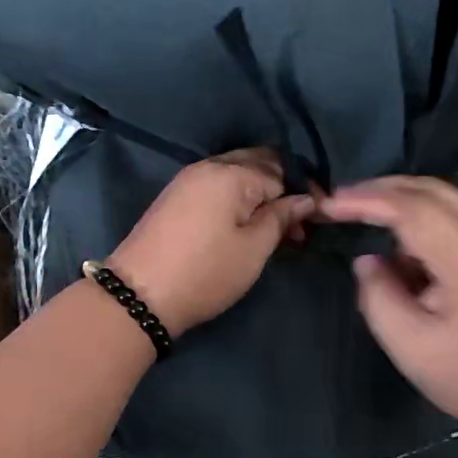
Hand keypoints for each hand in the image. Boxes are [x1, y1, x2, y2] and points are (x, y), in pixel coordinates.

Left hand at [106, 148, 315, 333]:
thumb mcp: (254, 249)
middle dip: (283, 187)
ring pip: (237, 173)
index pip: (282, 172)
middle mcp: (210, 166)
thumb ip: (282, 218)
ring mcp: (189, 179)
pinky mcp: (177, 196)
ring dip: (260, 193)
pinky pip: (218, 185)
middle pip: (258, 163)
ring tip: (275, 226)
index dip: (303, 194)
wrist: (139, 294)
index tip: (318, 219)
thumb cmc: (206, 272)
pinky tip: (247, 222)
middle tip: (298, 222)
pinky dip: (238, 197)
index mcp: (233, 173)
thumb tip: (305, 199)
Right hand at [320, 177, 457, 432]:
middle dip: (384, 189)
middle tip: (342, 201)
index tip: (328, 206)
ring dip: (406, 202)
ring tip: (366, 216)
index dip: (366, 200)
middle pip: (433, 190)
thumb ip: (379, 295)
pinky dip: (426, 220)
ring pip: (449, 202)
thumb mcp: (409, 344)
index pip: (410, 208)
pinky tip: (404, 246)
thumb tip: (367, 261)